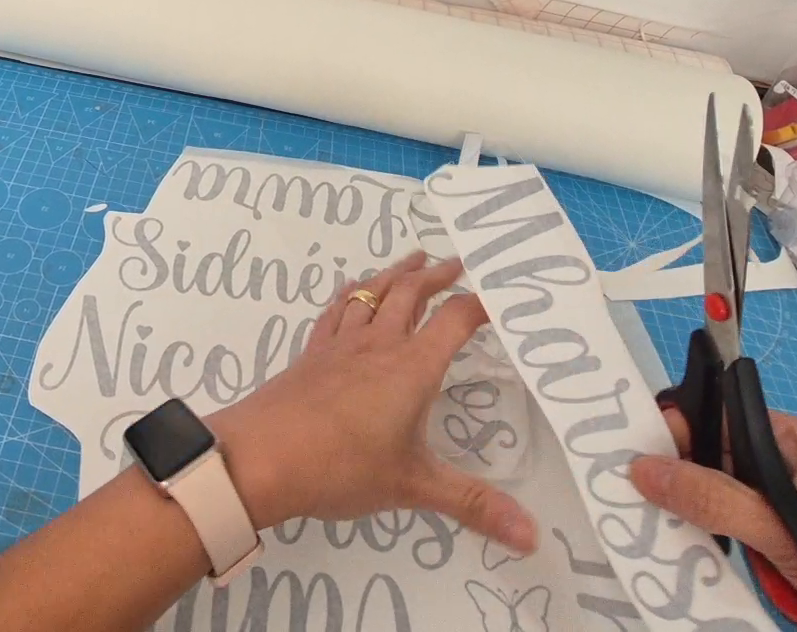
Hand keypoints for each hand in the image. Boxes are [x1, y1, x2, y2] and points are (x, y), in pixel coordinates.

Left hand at [207, 253, 537, 554]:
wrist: (263, 454)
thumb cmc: (342, 466)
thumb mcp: (413, 486)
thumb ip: (473, 504)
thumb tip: (533, 536)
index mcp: (411, 367)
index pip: (454, 321)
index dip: (479, 304)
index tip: (499, 293)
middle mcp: (379, 344)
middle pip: (410, 293)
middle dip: (436, 275)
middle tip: (455, 262)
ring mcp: (341, 344)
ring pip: (373, 293)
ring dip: (395, 274)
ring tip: (412, 260)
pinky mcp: (313, 351)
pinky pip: (337, 310)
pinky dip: (351, 294)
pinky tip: (352, 290)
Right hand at [631, 407, 796, 631]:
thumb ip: (718, 501)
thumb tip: (639, 467)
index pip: (721, 418)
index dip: (676, 431)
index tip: (629, 454)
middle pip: (719, 465)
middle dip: (684, 486)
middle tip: (635, 501)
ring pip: (728, 509)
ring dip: (705, 529)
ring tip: (666, 542)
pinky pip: (746, 547)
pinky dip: (725, 559)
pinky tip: (702, 570)